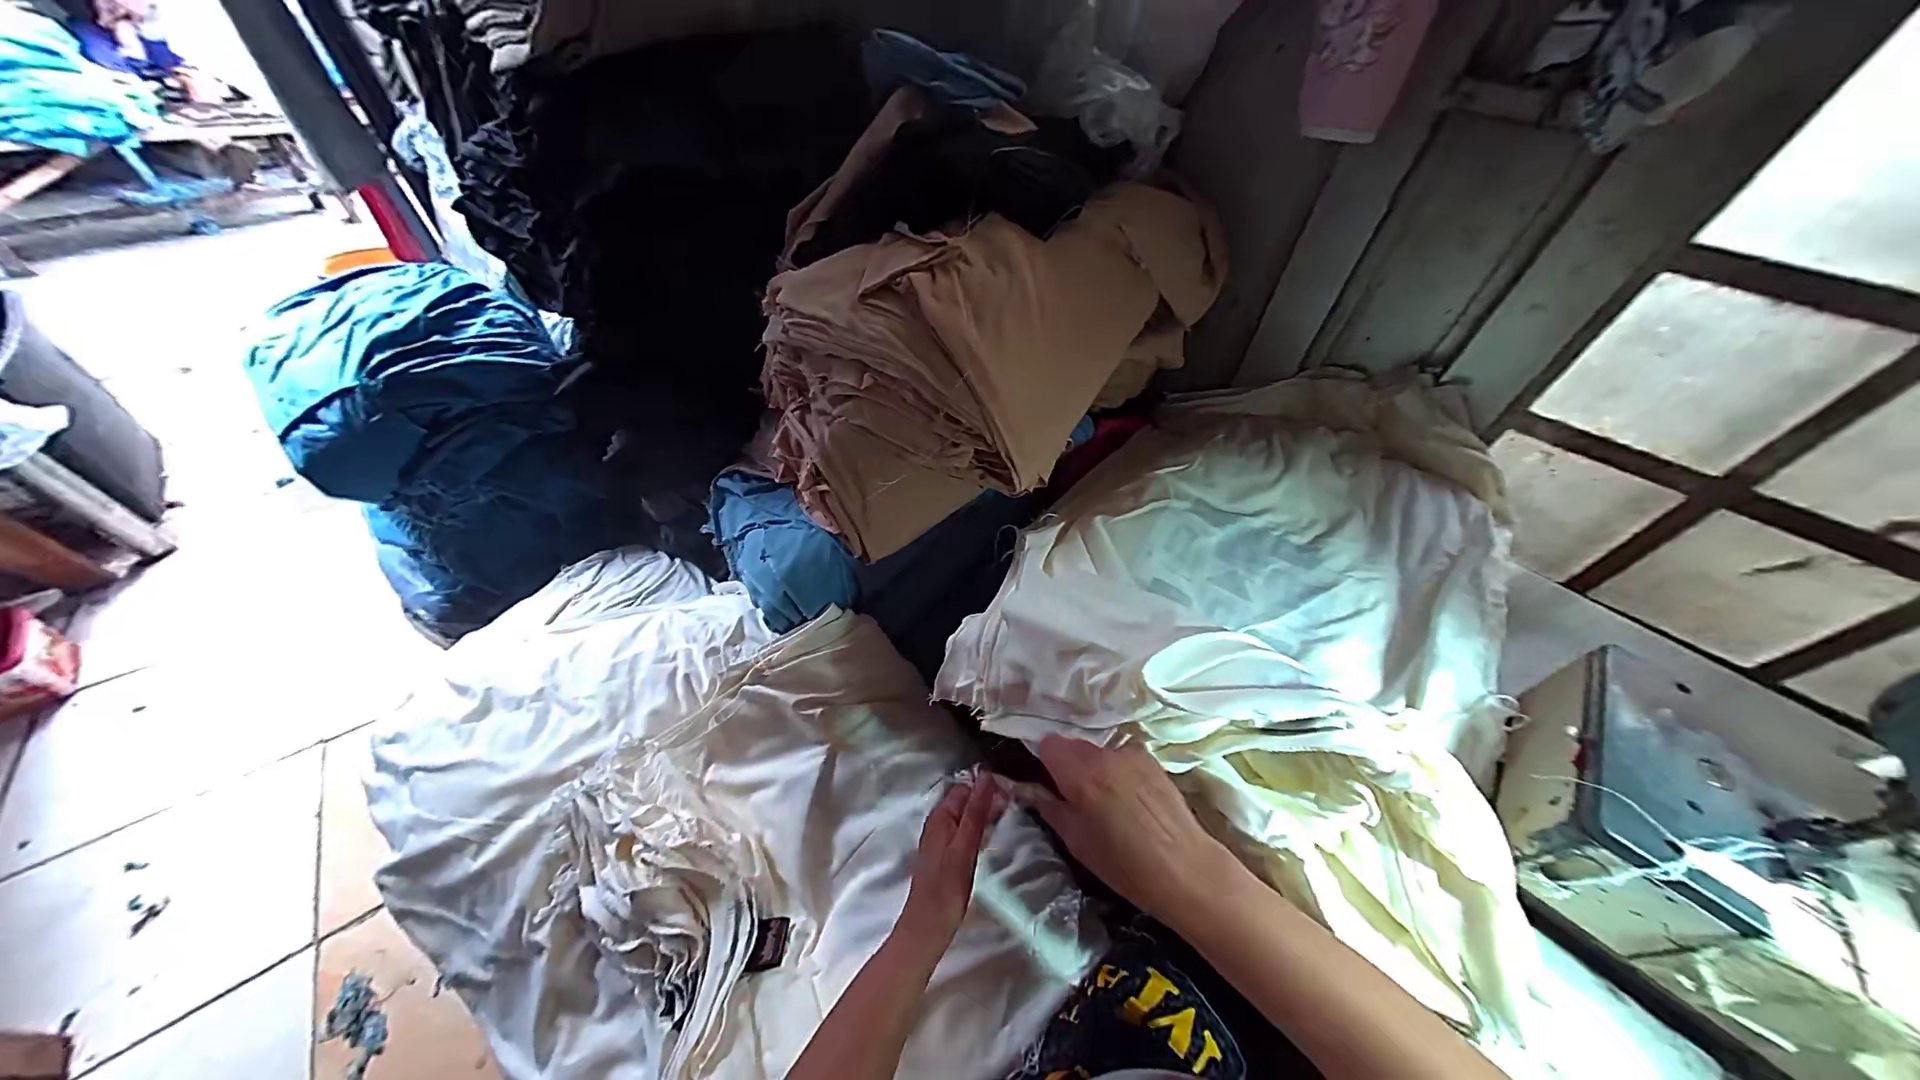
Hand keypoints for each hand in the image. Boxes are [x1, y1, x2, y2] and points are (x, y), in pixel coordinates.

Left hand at [897, 778, 1004, 945]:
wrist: (928, 926)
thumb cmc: (947, 886)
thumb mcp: (964, 846)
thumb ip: (975, 811)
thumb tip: (986, 777)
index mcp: (941, 816)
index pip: (966, 787)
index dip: (987, 785)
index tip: (1011, 788)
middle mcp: (938, 822)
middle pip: (965, 798)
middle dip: (987, 796)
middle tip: (1014, 800)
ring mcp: (941, 838)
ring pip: (965, 813)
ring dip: (984, 811)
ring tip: (1008, 812)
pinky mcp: (947, 853)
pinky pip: (964, 828)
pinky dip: (978, 826)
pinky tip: (990, 832)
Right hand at [1023, 736, 1242, 929]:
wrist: (1185, 869)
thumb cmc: (1123, 864)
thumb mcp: (1076, 840)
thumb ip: (1048, 806)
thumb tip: (1026, 789)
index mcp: (1080, 773)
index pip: (1049, 744)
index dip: (1046, 763)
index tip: (1051, 785)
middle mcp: (1104, 755)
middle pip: (1073, 745)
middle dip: (1069, 765)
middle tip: (1076, 797)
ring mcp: (1131, 754)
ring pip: (1098, 751)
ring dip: (1094, 767)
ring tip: (1107, 801)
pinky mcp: (1152, 760)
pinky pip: (1122, 757)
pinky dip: (1118, 770)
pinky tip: (1130, 799)